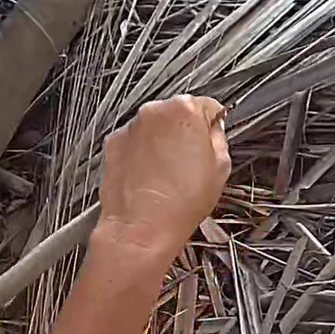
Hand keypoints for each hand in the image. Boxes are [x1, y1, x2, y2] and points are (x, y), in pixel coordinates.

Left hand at [95, 95, 230, 262]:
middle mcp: (154, 112)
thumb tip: (213, 129)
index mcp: (185, 110)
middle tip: (190, 163)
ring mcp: (131, 127)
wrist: (141, 228)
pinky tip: (150, 178)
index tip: (210, 141)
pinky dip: (142, 154)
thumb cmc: (180, 203)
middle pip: (178, 114)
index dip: (212, 126)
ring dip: (162, 144)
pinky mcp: (113, 143)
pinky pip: (135, 142)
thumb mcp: (221, 168)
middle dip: (185, 134)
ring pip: (155, 128)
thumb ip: (218, 138)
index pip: (207, 106)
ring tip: (169, 176)